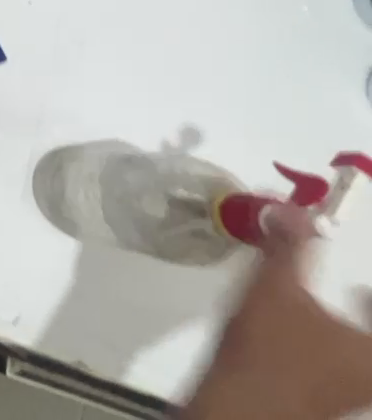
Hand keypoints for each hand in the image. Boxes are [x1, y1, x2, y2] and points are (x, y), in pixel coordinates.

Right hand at [182, 211, 371, 419]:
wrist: (249, 400)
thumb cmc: (272, 345)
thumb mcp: (273, 288)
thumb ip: (286, 248)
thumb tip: (290, 207)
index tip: (366, 282)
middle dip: (367, 307)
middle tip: (362, 288)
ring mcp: (366, 385)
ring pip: (367, 347)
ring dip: (362, 323)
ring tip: (355, 299)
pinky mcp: (345, 393)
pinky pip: (361, 361)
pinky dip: (354, 340)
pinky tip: (328, 329)